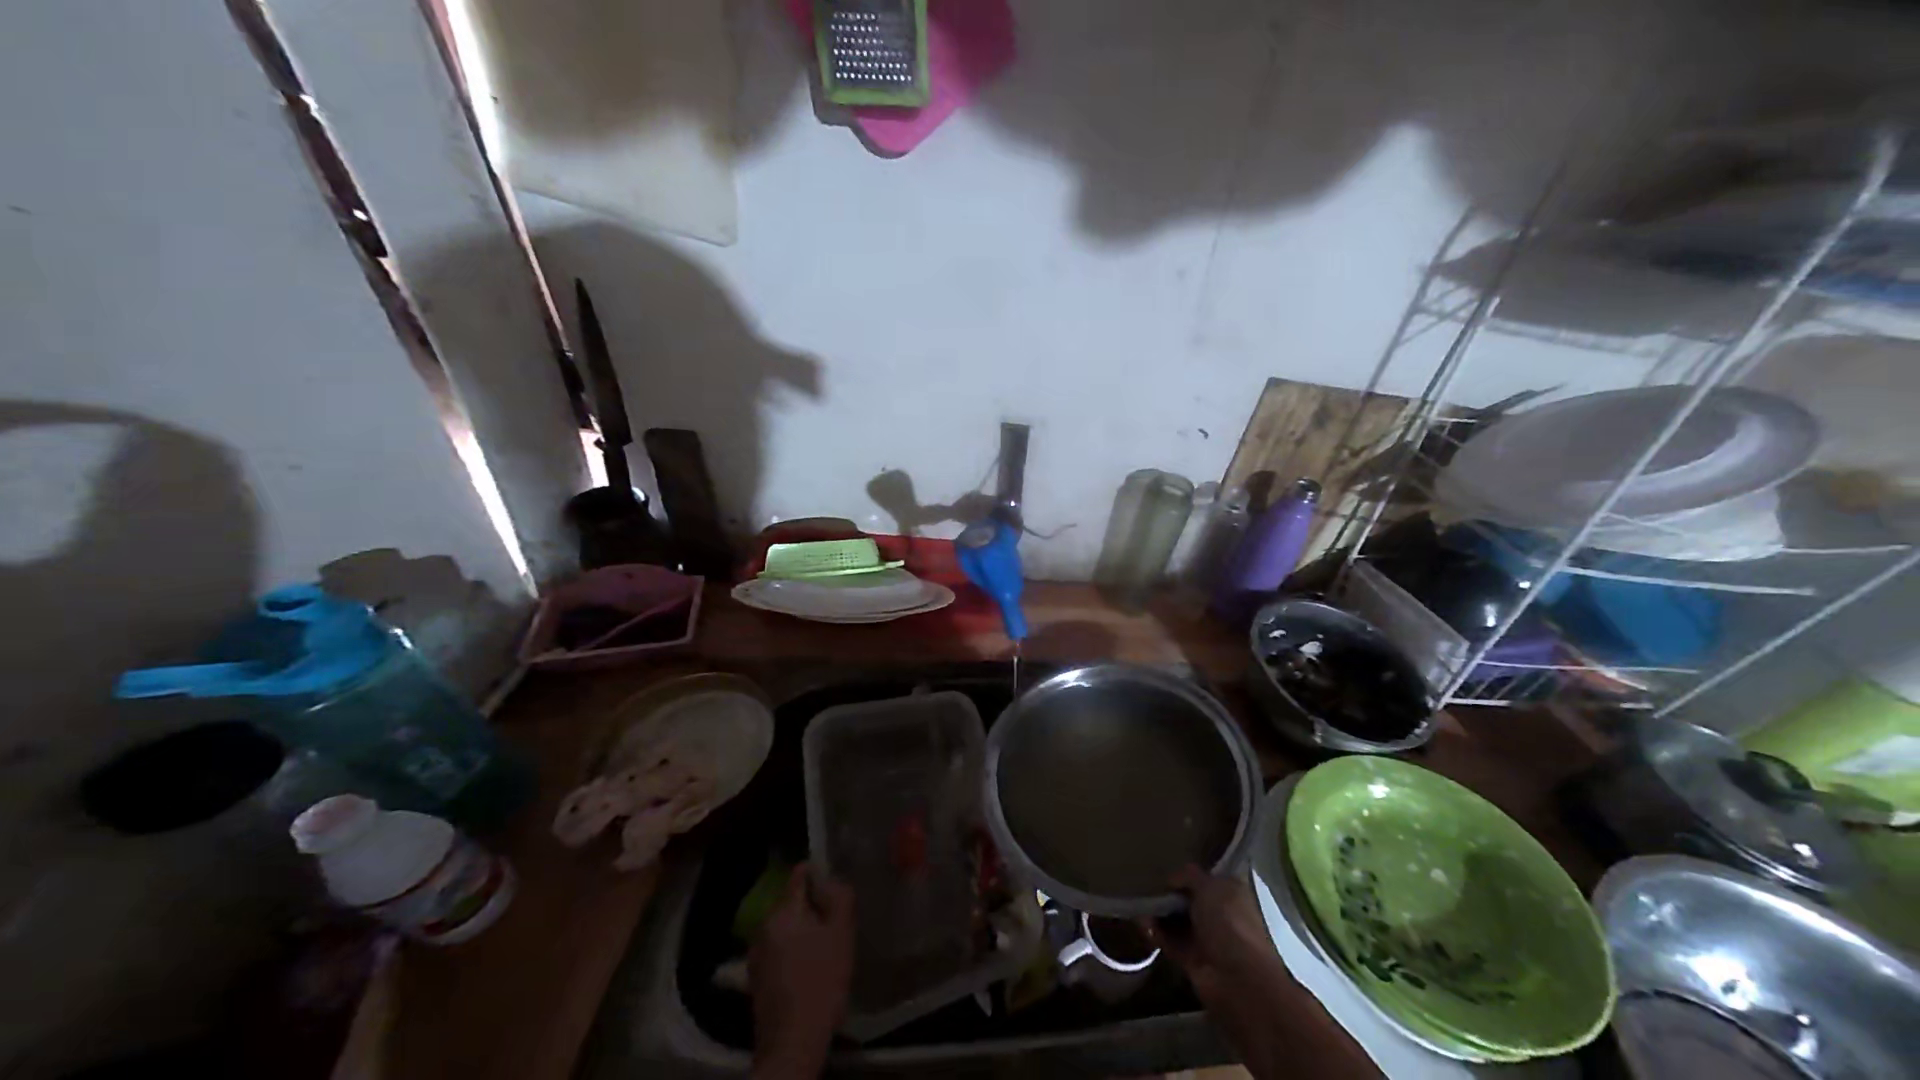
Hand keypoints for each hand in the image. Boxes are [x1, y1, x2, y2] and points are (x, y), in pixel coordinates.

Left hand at [749, 864, 854, 1079]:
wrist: (793, 1042)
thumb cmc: (821, 981)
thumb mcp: (841, 934)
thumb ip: (840, 898)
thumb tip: (833, 879)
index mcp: (782, 911)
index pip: (799, 875)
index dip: (818, 873)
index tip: (835, 883)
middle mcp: (762, 926)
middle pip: (791, 902)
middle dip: (812, 906)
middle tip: (836, 920)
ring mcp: (756, 953)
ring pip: (784, 927)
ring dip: (802, 930)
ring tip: (825, 945)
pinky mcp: (756, 978)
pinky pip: (778, 950)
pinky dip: (793, 951)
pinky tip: (808, 968)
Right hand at [1154, 864, 1280, 1001]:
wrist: (1238, 978)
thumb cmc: (1229, 922)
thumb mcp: (1209, 886)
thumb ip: (1188, 875)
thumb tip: (1171, 879)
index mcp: (1231, 894)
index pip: (1207, 880)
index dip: (1188, 876)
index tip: (1167, 873)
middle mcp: (1220, 915)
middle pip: (1189, 901)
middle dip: (1169, 896)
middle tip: (1149, 890)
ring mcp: (1207, 939)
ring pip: (1177, 922)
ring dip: (1159, 915)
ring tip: (1140, 908)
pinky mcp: (1192, 960)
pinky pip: (1170, 941)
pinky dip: (1155, 933)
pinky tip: (1142, 924)